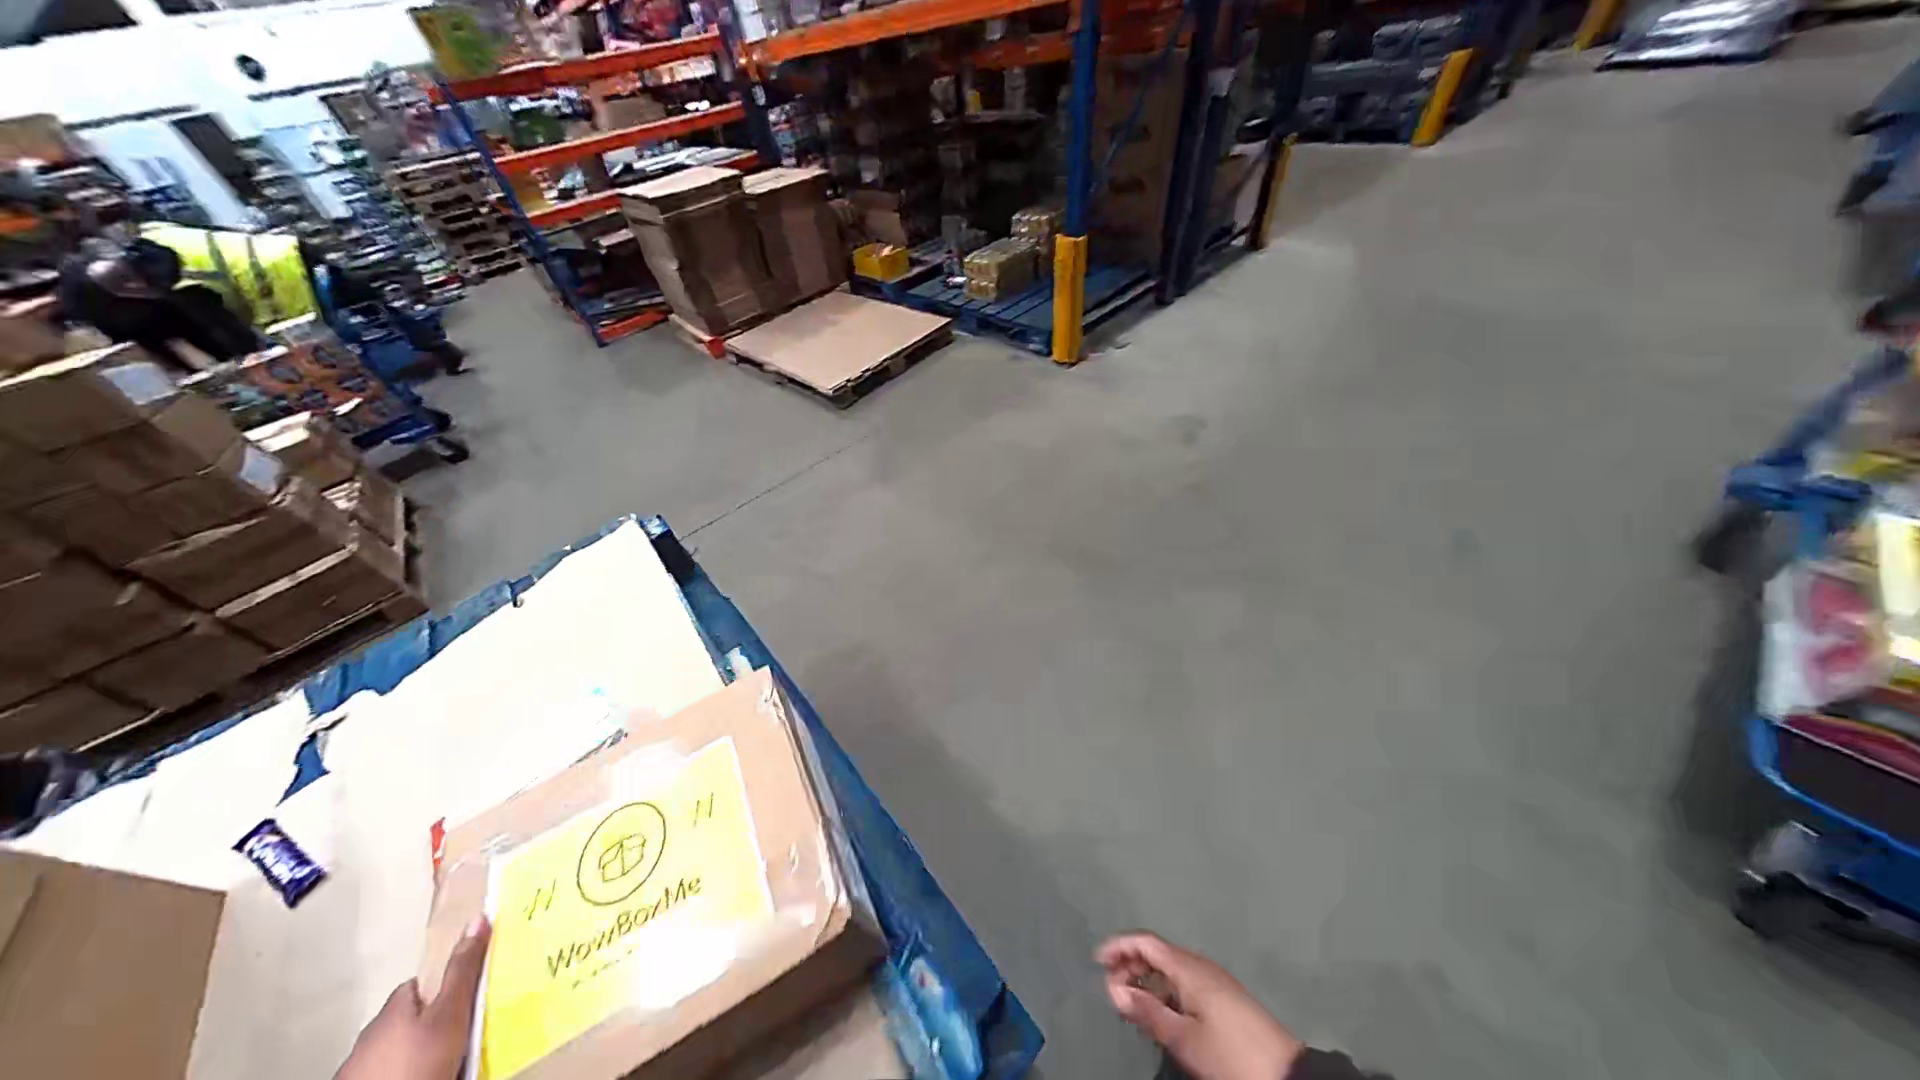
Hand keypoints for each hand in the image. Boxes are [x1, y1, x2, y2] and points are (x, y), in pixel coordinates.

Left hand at [337, 917, 491, 1079]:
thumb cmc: (420, 1062)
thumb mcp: (452, 1013)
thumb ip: (463, 970)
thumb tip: (478, 919)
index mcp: (391, 1008)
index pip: (419, 984)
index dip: (445, 987)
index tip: (466, 1000)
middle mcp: (369, 1034)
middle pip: (409, 1016)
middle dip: (432, 1020)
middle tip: (461, 1032)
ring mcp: (357, 1068)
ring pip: (396, 1046)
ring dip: (416, 1048)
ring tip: (444, 1060)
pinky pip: (387, 1070)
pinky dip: (403, 1070)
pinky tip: (423, 1075)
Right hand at [1096, 932, 1303, 1079]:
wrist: (1289, 1077)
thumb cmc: (1231, 1057)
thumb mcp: (1184, 1039)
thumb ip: (1147, 1011)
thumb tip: (1114, 989)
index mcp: (1189, 968)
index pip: (1146, 942)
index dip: (1119, 946)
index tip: (1097, 961)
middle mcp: (1200, 966)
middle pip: (1157, 952)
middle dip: (1130, 965)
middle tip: (1112, 992)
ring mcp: (1214, 981)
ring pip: (1170, 969)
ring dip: (1147, 980)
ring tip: (1130, 1006)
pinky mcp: (1224, 997)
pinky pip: (1183, 982)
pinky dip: (1164, 990)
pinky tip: (1159, 1013)